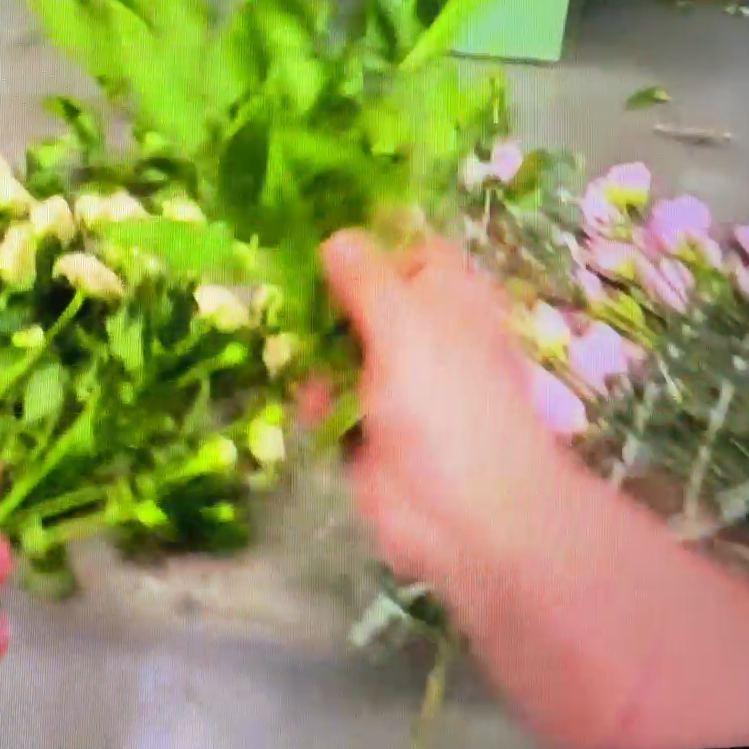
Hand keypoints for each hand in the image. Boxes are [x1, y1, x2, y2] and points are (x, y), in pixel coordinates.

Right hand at [320, 229, 579, 586]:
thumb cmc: (445, 402)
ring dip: (314, 351)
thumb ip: (367, 279)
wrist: (462, 511)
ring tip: (292, 351)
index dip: (373, 242)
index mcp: (448, 301)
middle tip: (287, 291)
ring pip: (342, 350)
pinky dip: (316, 399)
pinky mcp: (367, 426)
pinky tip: (310, 407)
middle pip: (366, 300)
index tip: (320, 238)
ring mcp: (394, 384)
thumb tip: (337, 237)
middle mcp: (423, 337)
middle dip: (326, 299)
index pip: (413, 251)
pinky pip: (330, 399)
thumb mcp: (405, 323)